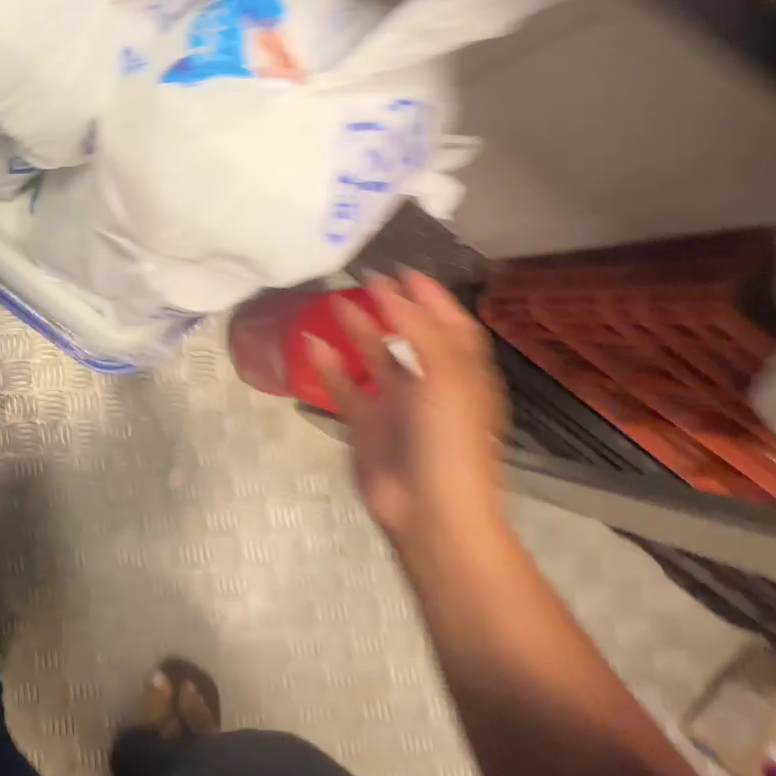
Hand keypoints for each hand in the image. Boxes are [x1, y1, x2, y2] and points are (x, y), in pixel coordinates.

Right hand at [307, 270, 508, 544]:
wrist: (428, 505)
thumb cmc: (449, 438)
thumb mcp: (446, 376)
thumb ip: (419, 330)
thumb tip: (391, 292)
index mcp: (463, 374)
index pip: (451, 325)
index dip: (433, 297)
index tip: (404, 271)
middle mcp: (432, 384)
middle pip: (412, 337)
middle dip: (392, 308)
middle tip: (363, 280)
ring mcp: (397, 404)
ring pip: (376, 359)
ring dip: (357, 331)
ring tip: (332, 303)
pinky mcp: (366, 423)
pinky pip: (345, 387)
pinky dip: (328, 366)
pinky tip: (311, 343)